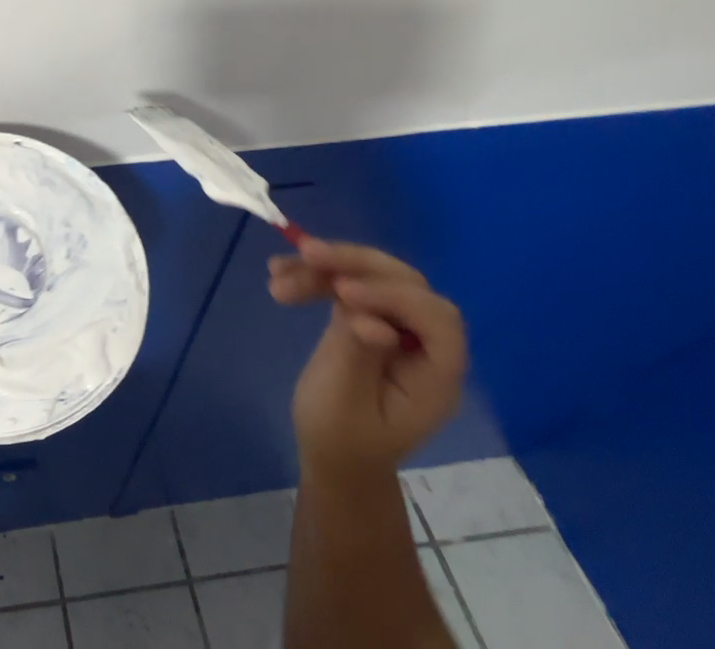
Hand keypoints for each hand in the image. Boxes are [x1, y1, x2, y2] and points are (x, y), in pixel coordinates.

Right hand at [268, 239, 466, 477]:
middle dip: (355, 264)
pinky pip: (352, 285)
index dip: (394, 296)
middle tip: (307, 254)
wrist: (335, 459)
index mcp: (437, 373)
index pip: (435, 319)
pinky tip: (280, 271)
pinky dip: (318, 276)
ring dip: (326, 268)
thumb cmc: (340, 440)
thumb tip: (364, 313)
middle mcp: (426, 342)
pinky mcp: (372, 317)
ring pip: (374, 277)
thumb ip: (356, 353)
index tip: (343, 293)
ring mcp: (399, 326)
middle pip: (405, 283)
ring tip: (276, 272)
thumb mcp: (342, 403)